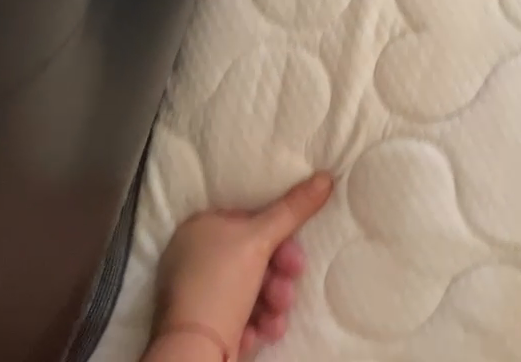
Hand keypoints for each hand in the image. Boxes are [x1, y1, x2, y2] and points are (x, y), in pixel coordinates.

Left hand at [149, 172, 333, 359]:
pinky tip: (263, 330)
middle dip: (279, 275)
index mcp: (198, 230)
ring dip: (273, 300)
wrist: (194, 355)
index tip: (296, 256)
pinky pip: (241, 311)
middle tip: (290, 285)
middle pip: (254, 256)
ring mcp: (197, 294)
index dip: (278, 235)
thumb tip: (326, 176)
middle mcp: (194, 258)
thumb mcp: (261, 239)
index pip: (249, 221)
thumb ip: (295, 207)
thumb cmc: (221, 284)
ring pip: (252, 287)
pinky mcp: (204, 324)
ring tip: (276, 316)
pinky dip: (257, 320)